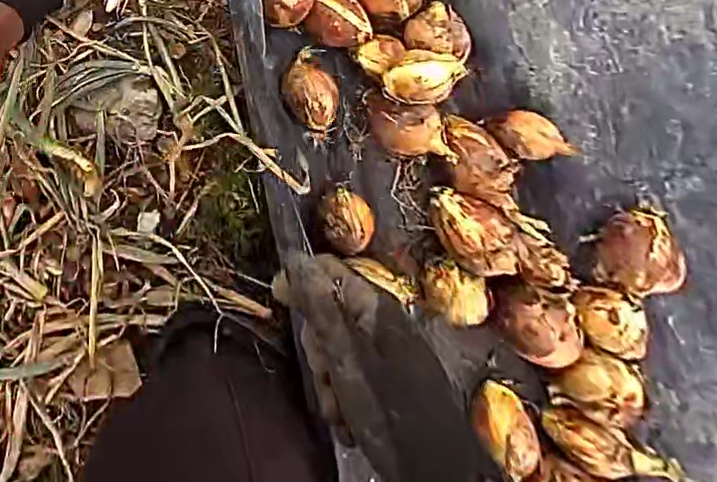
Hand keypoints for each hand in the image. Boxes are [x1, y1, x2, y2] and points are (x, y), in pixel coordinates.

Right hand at [278, 254, 495, 481]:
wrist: (437, 472)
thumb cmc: (388, 408)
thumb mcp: (345, 357)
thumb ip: (319, 305)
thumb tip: (295, 256)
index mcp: (373, 305)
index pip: (326, 268)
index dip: (299, 279)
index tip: (279, 299)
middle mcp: (380, 320)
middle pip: (327, 310)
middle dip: (316, 345)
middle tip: (322, 373)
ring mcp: (386, 349)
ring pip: (335, 345)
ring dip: (327, 377)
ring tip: (336, 408)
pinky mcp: (388, 378)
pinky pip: (350, 370)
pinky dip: (342, 392)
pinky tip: (346, 417)